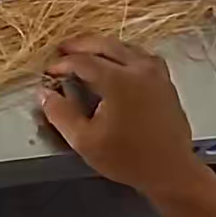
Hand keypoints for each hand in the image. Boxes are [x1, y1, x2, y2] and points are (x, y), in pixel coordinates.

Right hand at [38, 36, 215, 200]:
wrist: (170, 170)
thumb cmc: (126, 159)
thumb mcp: (84, 141)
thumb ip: (61, 114)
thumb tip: (45, 94)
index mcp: (119, 80)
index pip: (84, 61)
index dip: (63, 64)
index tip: (49, 71)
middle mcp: (139, 69)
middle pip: (106, 45)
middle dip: (81, 46)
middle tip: (63, 49)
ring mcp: (157, 74)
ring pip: (126, 48)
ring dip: (103, 47)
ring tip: (87, 53)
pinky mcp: (166, 82)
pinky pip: (141, 57)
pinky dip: (124, 54)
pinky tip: (117, 64)